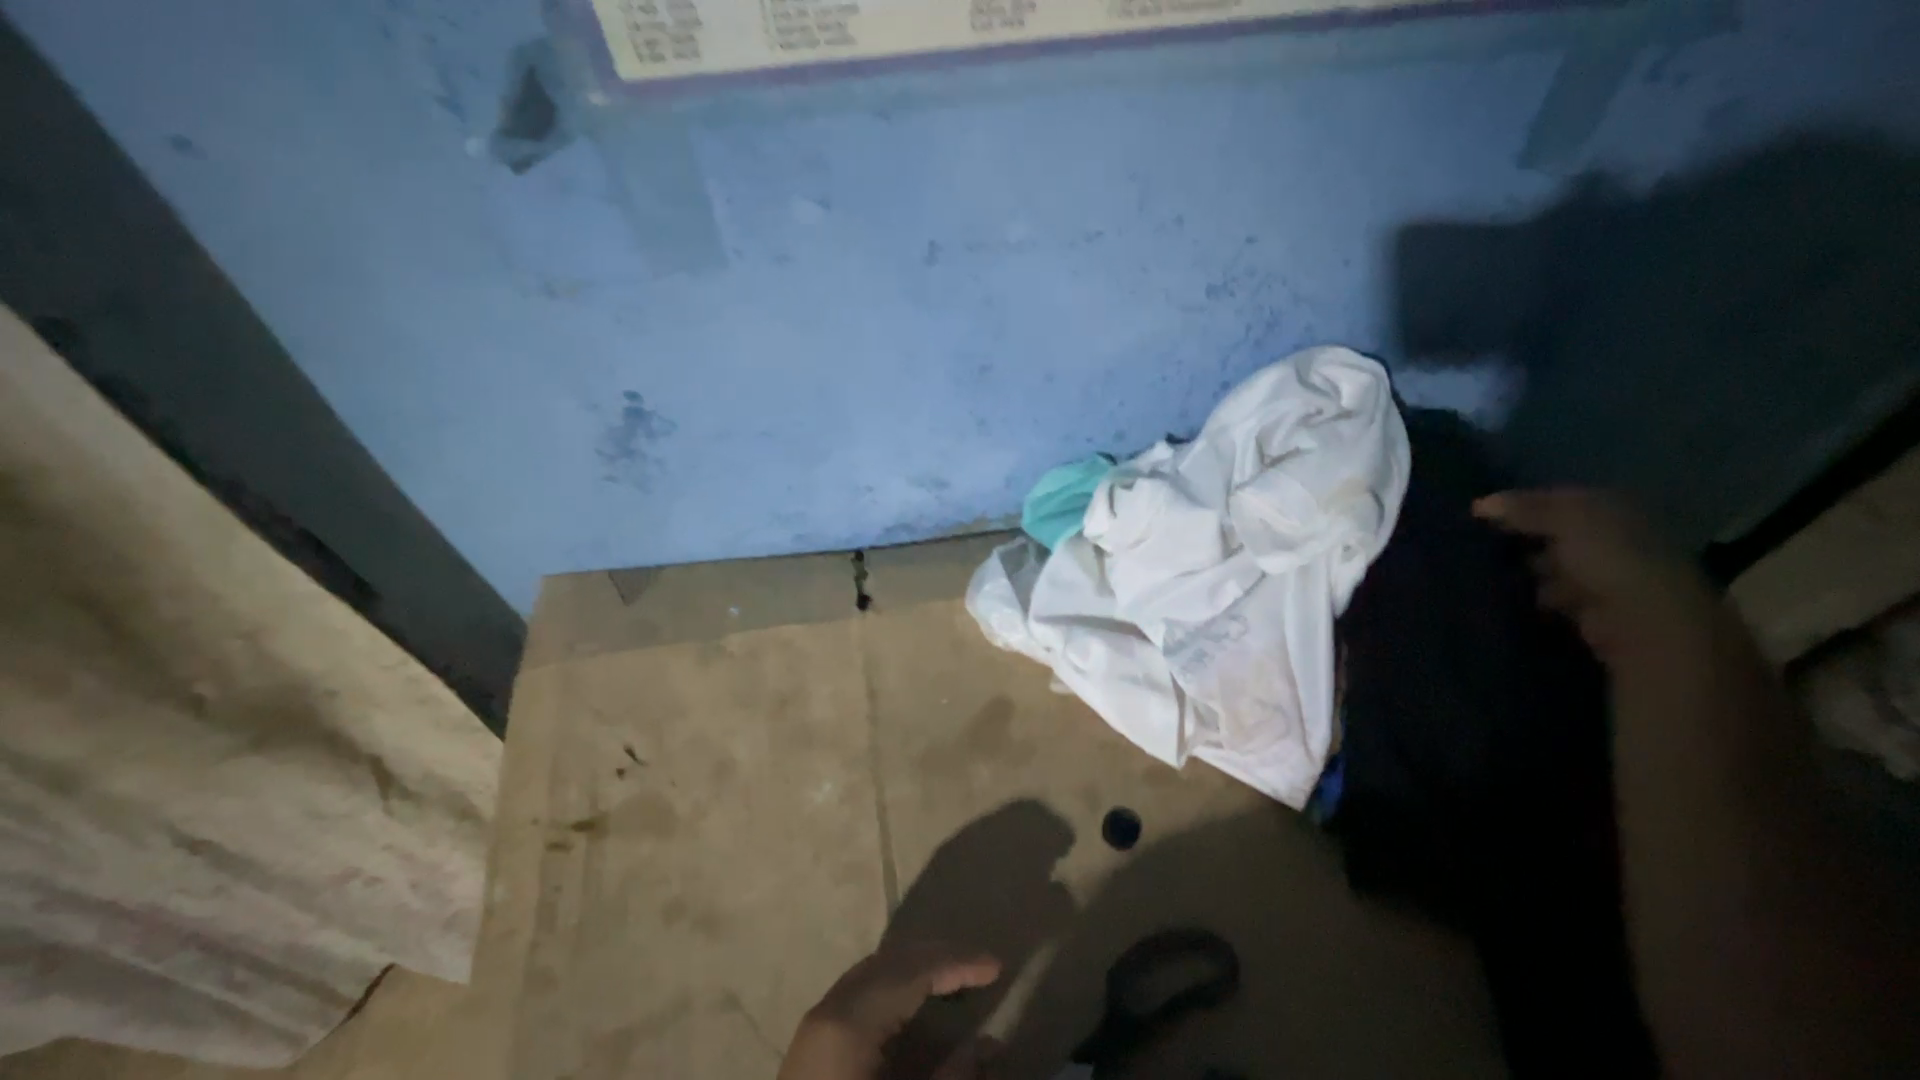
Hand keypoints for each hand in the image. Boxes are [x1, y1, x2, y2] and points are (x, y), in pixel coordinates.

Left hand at [778, 942, 1003, 1079]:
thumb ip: (951, 1078)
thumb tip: (989, 1044)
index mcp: (851, 1022)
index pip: (914, 971)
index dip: (958, 964)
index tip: (997, 967)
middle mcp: (831, 1007)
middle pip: (891, 961)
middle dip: (939, 956)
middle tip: (981, 965)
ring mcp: (817, 1020)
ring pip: (874, 970)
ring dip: (916, 966)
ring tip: (956, 976)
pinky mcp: (813, 1038)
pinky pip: (860, 988)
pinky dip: (894, 982)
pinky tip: (915, 997)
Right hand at [1473, 488, 1717, 665]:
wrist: (1643, 622)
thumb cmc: (1611, 559)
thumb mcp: (1567, 521)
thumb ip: (1526, 509)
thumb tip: (1480, 504)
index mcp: (1612, 510)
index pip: (1558, 499)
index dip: (1520, 504)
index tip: (1481, 515)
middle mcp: (1609, 539)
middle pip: (1553, 533)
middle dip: (1519, 538)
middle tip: (1477, 544)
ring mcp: (1600, 576)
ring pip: (1549, 566)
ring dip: (1522, 570)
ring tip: (1483, 572)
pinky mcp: (1588, 610)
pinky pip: (1549, 597)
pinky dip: (1529, 597)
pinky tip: (1503, 597)